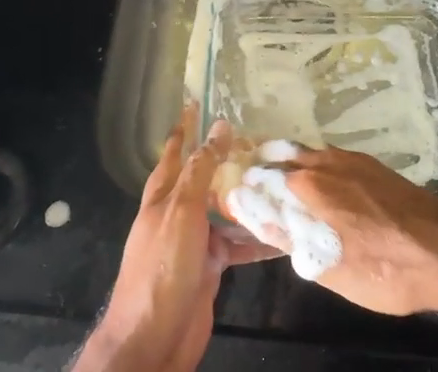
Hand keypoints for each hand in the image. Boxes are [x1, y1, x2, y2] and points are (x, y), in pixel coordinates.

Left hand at [76, 106, 275, 371]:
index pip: (176, 152)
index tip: (199, 101)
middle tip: (261, 139)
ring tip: (282, 178)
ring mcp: (194, 242)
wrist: (154, 337)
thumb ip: (201, 171)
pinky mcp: (211, 268)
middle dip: (229, 161)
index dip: (186, 127)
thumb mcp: (181, 211)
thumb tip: (219, 127)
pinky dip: (258, 239)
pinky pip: (238, 245)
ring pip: (226, 211)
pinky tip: (284, 231)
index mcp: (163, 196)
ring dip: (249, 198)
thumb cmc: (161, 266)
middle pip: (206, 180)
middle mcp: (178, 214)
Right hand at [241, 146, 437, 316]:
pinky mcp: (374, 166)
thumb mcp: (330, 268)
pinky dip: (316, 166)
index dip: (246, 188)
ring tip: (279, 181)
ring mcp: (353, 160)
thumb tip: (257, 219)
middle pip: (283, 159)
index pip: (262, 179)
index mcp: (309, 185)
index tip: (232, 195)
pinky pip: (332, 159)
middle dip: (264, 168)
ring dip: (290, 164)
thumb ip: (290, 239)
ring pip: (309, 155)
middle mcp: (327, 163)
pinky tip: (319, 184)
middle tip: (251, 183)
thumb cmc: (387, 269)